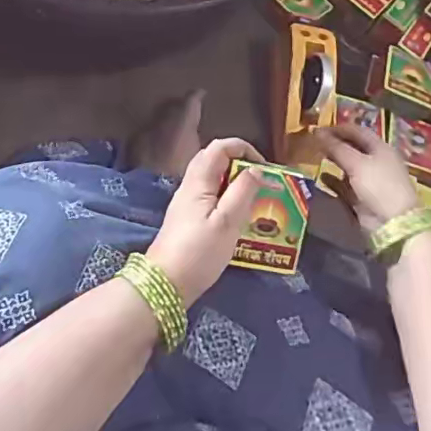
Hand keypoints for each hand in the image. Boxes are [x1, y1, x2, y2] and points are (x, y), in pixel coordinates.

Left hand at [144, 138, 263, 300]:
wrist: (166, 283)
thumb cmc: (200, 251)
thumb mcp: (228, 221)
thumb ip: (243, 191)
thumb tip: (256, 170)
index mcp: (198, 181)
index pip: (219, 147)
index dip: (243, 148)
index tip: (264, 167)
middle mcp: (189, 186)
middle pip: (213, 159)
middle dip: (239, 163)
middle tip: (260, 182)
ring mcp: (185, 203)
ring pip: (211, 178)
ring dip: (233, 182)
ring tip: (253, 200)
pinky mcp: (186, 218)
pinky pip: (208, 196)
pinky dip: (225, 197)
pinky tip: (236, 217)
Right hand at [318, 125, 424, 233]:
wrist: (393, 222)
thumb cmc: (379, 185)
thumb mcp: (357, 163)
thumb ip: (337, 147)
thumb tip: (317, 132)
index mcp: (380, 148)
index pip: (357, 131)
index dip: (338, 128)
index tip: (318, 128)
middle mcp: (375, 161)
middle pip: (352, 148)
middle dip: (334, 144)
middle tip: (313, 142)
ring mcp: (368, 180)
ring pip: (347, 166)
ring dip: (332, 161)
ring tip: (314, 156)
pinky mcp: (361, 197)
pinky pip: (344, 185)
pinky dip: (333, 180)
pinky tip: (321, 177)